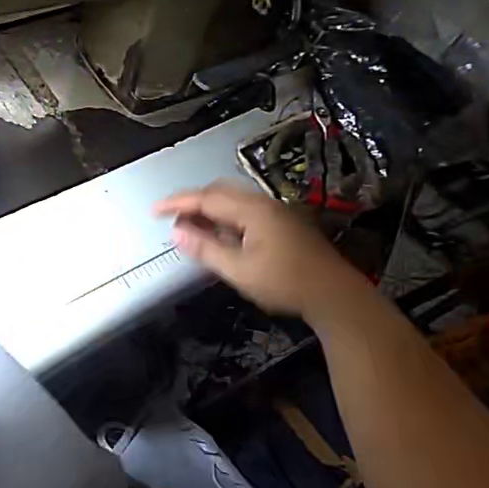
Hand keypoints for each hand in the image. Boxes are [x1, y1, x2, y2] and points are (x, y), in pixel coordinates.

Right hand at [155, 183, 370, 320]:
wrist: (334, 294)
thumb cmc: (286, 283)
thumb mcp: (239, 270)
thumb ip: (206, 249)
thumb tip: (178, 232)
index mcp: (252, 210)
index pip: (206, 198)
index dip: (177, 203)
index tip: (154, 210)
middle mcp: (265, 204)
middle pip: (220, 193)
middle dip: (193, 204)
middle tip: (173, 222)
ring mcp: (277, 212)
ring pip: (235, 202)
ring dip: (210, 212)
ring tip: (193, 231)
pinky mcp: (284, 224)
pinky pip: (247, 212)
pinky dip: (227, 219)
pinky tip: (221, 238)